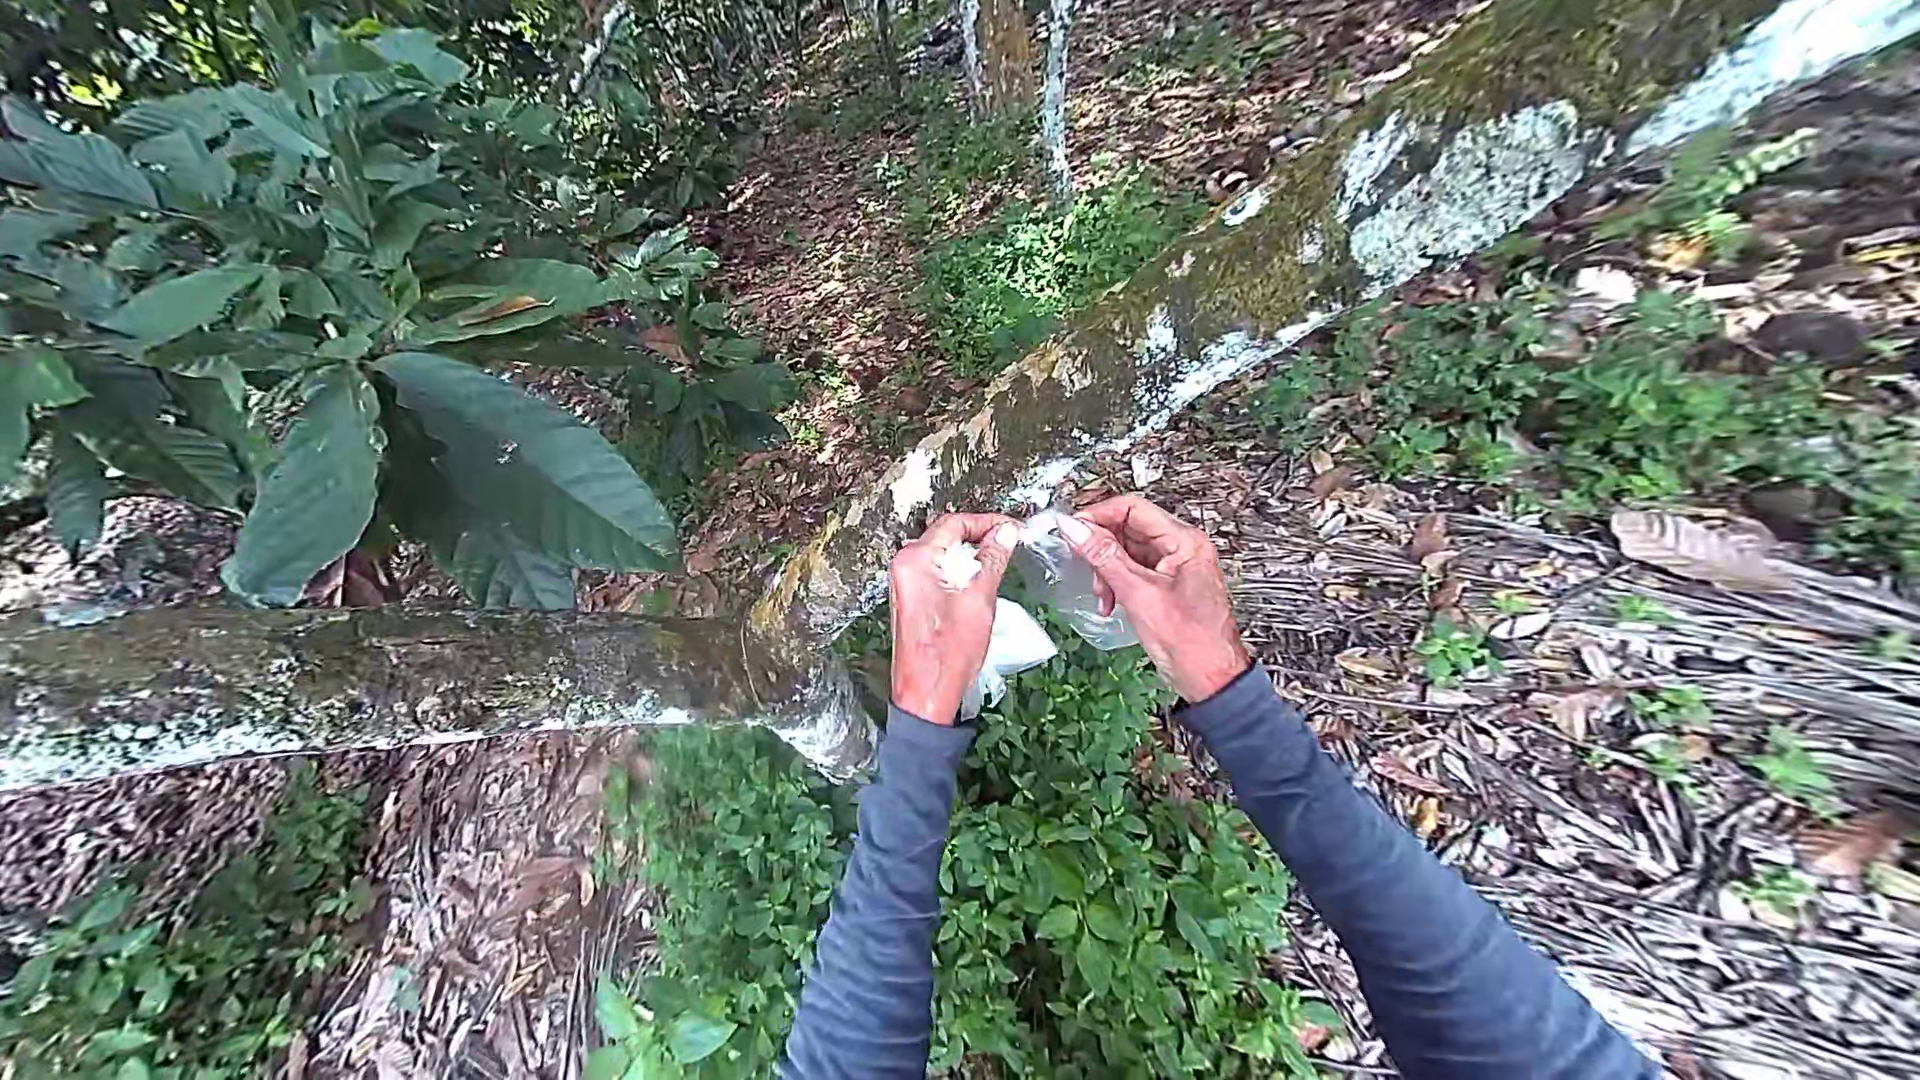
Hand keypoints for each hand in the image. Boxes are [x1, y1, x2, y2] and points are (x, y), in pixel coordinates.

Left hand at [890, 513, 1020, 724]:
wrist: (927, 692)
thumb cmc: (948, 653)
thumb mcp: (979, 599)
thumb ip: (992, 559)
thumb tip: (1005, 533)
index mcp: (915, 561)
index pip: (954, 523)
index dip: (987, 522)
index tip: (1011, 528)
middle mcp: (905, 566)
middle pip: (946, 535)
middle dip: (979, 535)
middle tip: (1008, 541)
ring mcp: (905, 582)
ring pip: (943, 553)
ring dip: (970, 553)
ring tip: (999, 558)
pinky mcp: (911, 596)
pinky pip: (937, 570)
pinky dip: (959, 569)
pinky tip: (979, 579)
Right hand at [1057, 496, 1249, 702]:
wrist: (1211, 680)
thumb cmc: (1191, 642)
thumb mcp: (1139, 593)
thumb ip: (1104, 557)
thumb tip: (1076, 529)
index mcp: (1183, 541)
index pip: (1132, 508)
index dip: (1098, 516)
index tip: (1072, 529)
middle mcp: (1180, 548)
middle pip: (1127, 528)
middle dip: (1100, 547)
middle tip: (1081, 561)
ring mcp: (1172, 566)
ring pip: (1125, 550)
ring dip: (1105, 569)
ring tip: (1101, 592)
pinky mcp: (1164, 584)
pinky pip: (1131, 570)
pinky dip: (1114, 583)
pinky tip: (1109, 601)